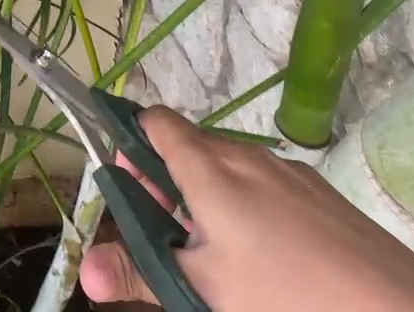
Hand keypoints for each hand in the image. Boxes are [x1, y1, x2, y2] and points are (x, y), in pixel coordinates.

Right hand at [81, 108, 413, 311]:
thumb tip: (85, 275)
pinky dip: (255, 208)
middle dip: (170, 180)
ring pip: (232, 168)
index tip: (132, 185)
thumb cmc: (288, 299)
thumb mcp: (203, 292)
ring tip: (223, 255)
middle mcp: (245, 155)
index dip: (132, 142)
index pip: (154, 120)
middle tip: (173, 235)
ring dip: (212, 196)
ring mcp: (291, 174)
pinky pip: (271, 186)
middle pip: (190, 146)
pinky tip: (276, 262)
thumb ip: (137, 273)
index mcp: (207, 166)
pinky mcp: (328, 198)